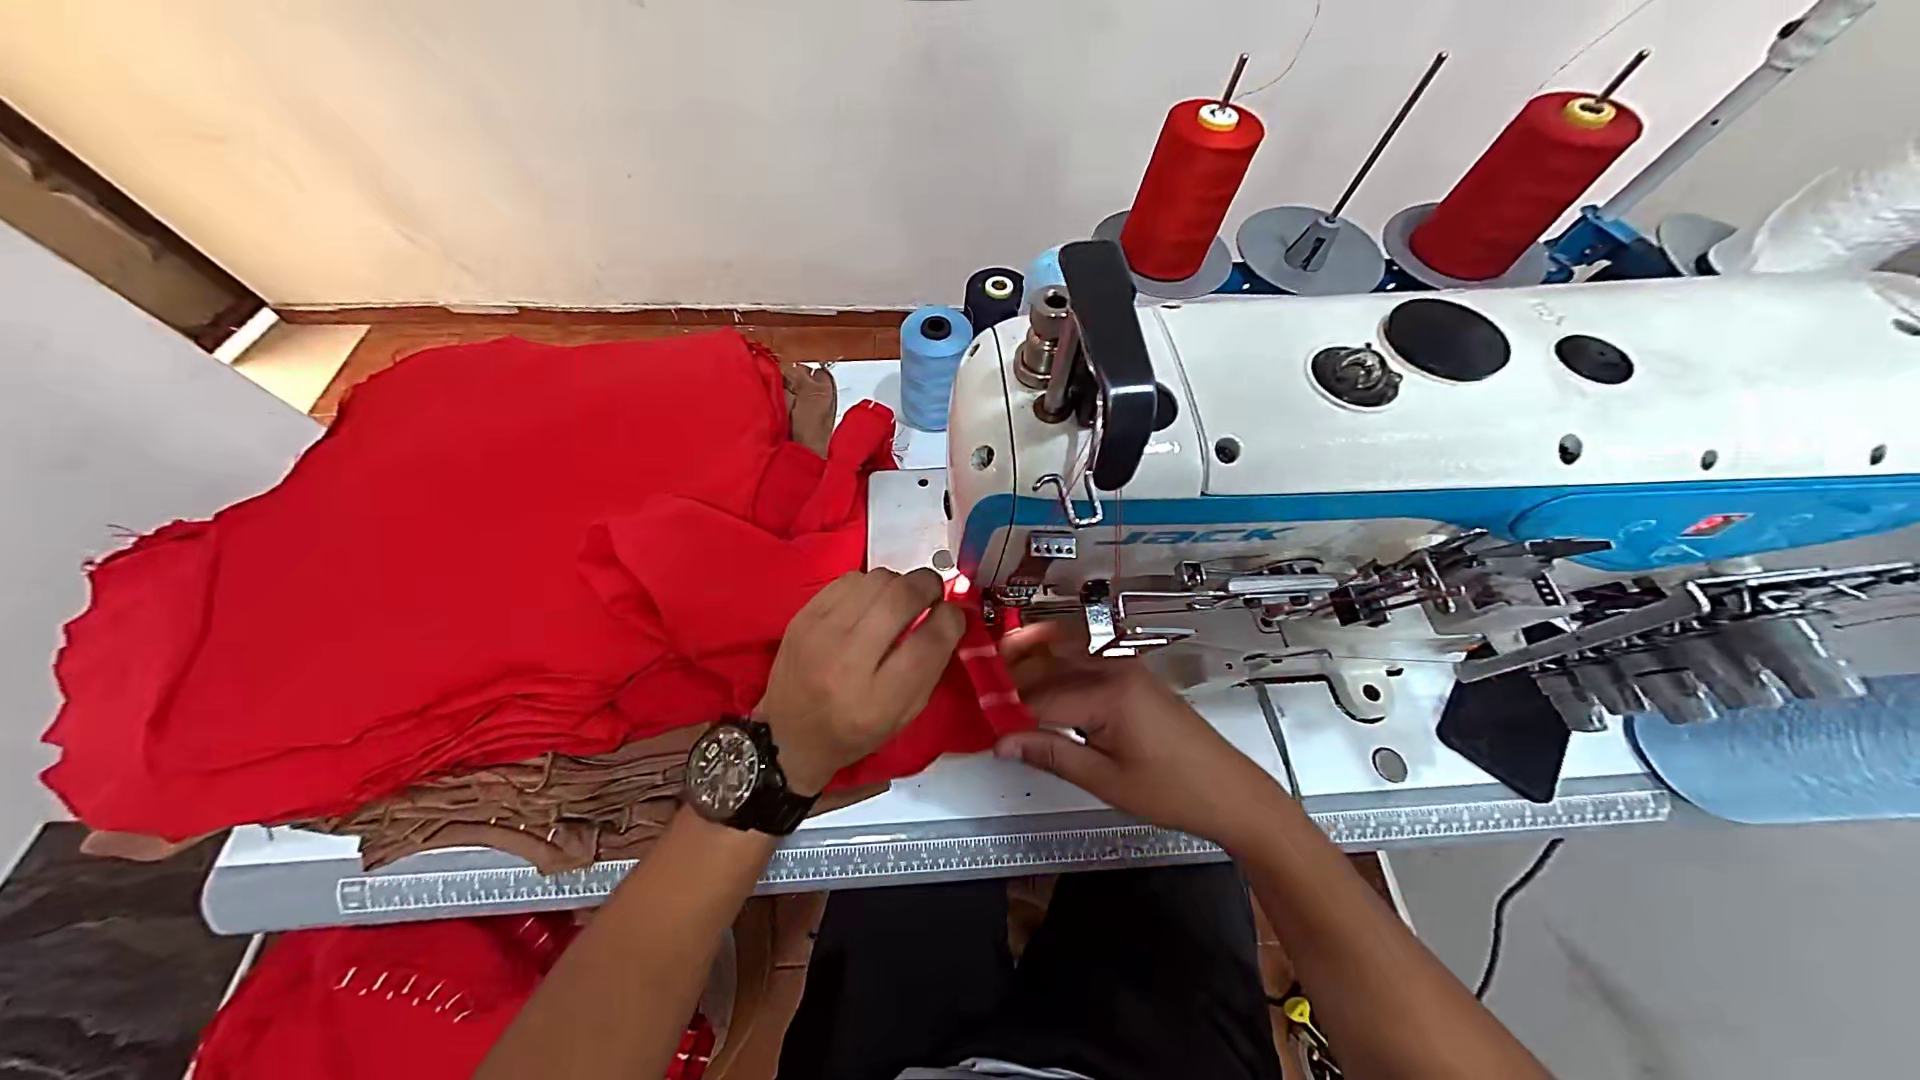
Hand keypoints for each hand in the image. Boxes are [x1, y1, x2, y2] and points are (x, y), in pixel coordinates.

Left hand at [756, 568, 964, 794]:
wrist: (789, 734)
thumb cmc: (855, 730)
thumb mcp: (904, 714)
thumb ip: (932, 666)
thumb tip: (949, 615)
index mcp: (879, 699)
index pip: (929, 640)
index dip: (951, 618)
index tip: (952, 614)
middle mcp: (848, 660)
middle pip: (903, 596)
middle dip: (928, 587)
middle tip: (932, 595)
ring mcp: (821, 632)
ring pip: (878, 579)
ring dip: (899, 584)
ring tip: (900, 602)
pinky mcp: (804, 615)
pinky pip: (850, 578)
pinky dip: (869, 585)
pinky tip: (870, 604)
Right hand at [992, 623, 1286, 851]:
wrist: (1230, 792)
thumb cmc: (1176, 790)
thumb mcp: (1105, 780)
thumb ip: (1050, 753)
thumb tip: (1004, 743)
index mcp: (1109, 694)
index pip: (1039, 699)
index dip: (1006, 712)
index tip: (982, 723)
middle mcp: (1116, 669)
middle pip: (1048, 664)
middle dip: (1011, 676)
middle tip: (979, 689)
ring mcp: (1126, 668)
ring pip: (1064, 653)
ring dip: (1031, 660)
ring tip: (1000, 673)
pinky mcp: (1132, 675)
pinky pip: (1083, 661)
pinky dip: (1056, 665)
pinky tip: (1040, 681)